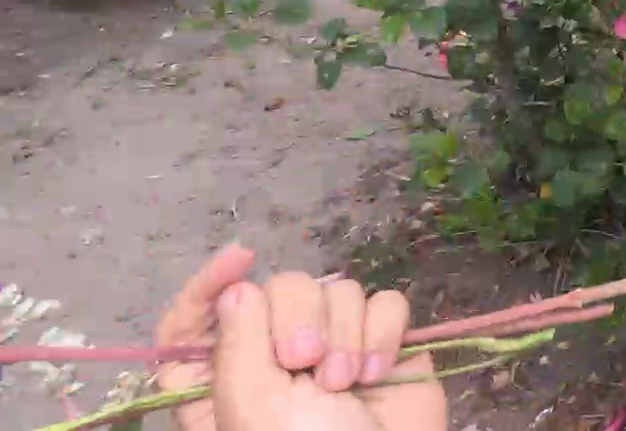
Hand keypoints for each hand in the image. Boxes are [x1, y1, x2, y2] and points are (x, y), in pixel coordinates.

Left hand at [155, 246, 447, 430]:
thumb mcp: (256, 411)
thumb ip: (240, 349)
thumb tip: (239, 286)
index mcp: (223, 379)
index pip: (197, 321)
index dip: (211, 285)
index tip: (243, 257)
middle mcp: (276, 354)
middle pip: (284, 291)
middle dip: (303, 318)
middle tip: (307, 362)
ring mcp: (337, 342)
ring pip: (341, 292)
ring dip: (348, 335)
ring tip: (349, 381)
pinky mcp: (385, 336)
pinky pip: (386, 302)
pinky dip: (385, 332)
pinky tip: (381, 369)